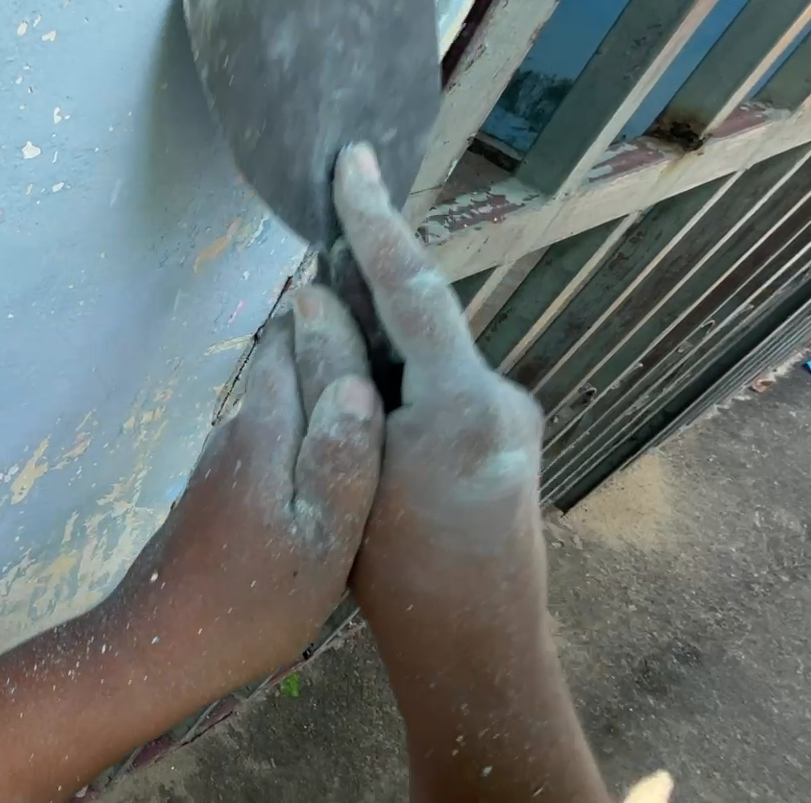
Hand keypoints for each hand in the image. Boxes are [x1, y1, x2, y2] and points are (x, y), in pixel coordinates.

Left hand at [105, 286, 383, 709]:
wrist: (166, 635)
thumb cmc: (250, 598)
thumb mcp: (319, 541)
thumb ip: (339, 461)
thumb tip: (356, 384)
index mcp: (265, 431)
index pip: (298, 348)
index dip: (327, 308)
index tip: (352, 260)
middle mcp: (240, 427)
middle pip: (283, 361)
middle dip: (318, 327)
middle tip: (366, 294)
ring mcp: (226, 452)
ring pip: (276, 392)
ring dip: (309, 366)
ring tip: (362, 351)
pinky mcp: (221, 478)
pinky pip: (270, 423)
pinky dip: (298, 407)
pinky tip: (323, 423)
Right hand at [332, 142, 606, 802]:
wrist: (471, 649)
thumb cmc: (398, 563)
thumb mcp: (349, 459)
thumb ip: (332, 373)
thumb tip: (310, 298)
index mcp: (466, 398)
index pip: (413, 286)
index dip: (375, 220)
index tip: (352, 160)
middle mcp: (496, 396)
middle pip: (418, 314)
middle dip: (364, 274)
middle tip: (316, 235)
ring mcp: (501, 421)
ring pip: (417, 352)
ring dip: (366, 328)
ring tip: (313, 319)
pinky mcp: (489, 443)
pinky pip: (424, 382)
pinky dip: (380, 367)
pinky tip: (344, 380)